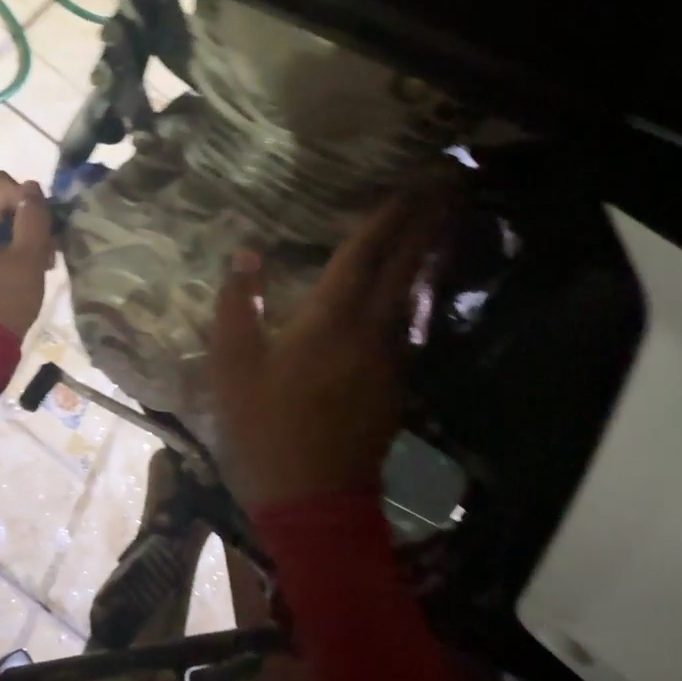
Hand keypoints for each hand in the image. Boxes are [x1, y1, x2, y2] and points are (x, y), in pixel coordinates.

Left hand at [0, 171, 54, 338]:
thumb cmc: (9, 297)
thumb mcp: (28, 255)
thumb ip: (32, 217)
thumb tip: (31, 186)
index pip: (1, 183)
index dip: (26, 196)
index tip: (40, 223)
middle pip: (7, 203)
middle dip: (33, 218)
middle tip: (49, 246)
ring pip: (10, 224)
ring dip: (32, 236)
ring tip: (46, 261)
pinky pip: (8, 243)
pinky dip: (25, 250)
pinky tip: (39, 268)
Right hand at [209, 191, 449, 506]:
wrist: (315, 497)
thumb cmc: (265, 425)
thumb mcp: (232, 364)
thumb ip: (237, 303)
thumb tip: (247, 252)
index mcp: (329, 321)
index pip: (362, 256)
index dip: (384, 217)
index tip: (408, 183)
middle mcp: (372, 330)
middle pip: (405, 266)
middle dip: (427, 222)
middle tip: (449, 184)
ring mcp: (393, 357)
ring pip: (418, 292)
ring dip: (432, 251)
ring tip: (447, 218)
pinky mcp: (399, 380)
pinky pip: (416, 320)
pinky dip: (423, 289)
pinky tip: (423, 282)